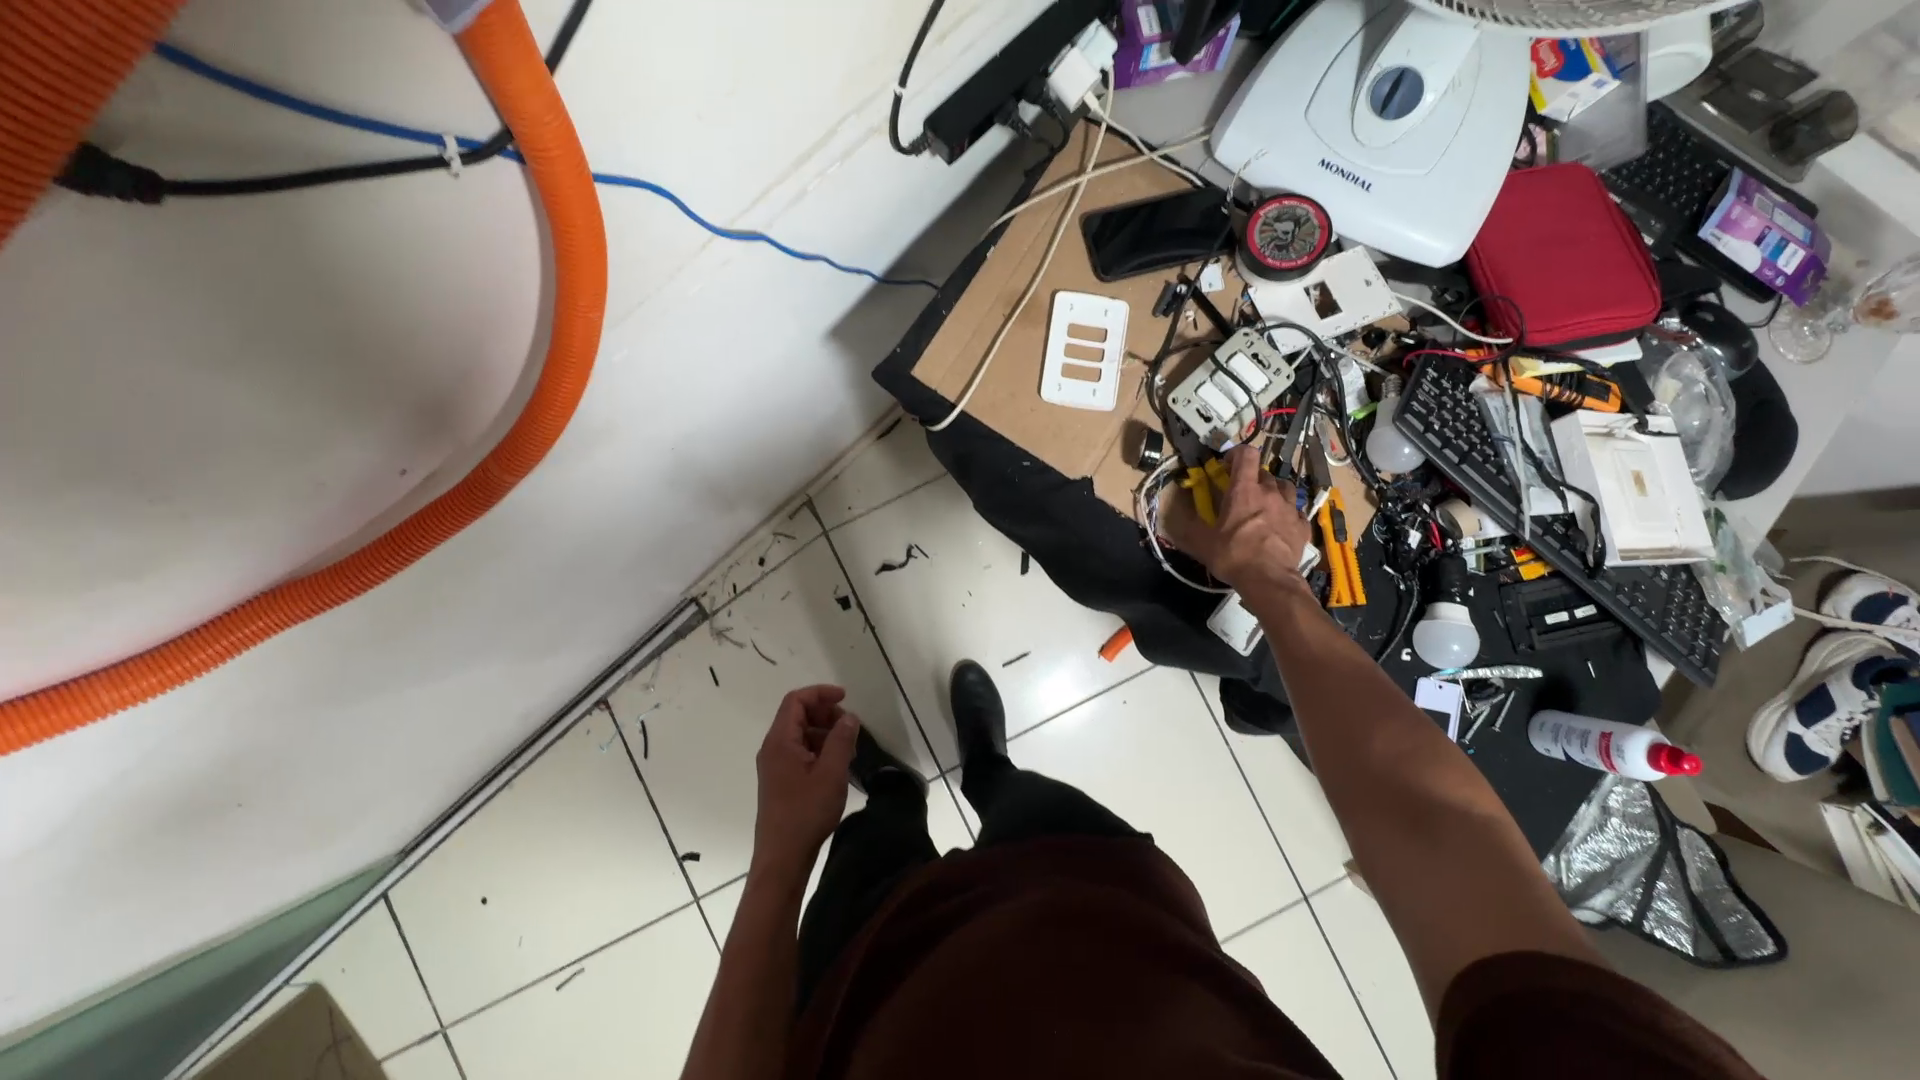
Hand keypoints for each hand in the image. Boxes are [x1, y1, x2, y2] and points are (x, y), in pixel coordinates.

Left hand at [753, 685, 859, 877]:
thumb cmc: (806, 813)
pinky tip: (837, 766)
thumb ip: (841, 740)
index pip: (795, 701)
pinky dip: (819, 750)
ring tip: (848, 749)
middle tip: (851, 728)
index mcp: (779, 741)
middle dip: (825, 714)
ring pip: (800, 735)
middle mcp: (772, 748)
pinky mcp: (780, 781)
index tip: (846, 699)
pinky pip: (799, 752)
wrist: (782, 857)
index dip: (820, 693)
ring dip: (824, 734)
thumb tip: (849, 717)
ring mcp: (774, 766)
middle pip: (797, 716)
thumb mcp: (831, 773)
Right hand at [1163, 444, 1311, 594]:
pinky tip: (1281, 525)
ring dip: (1274, 491)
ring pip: (1285, 487)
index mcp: (1244, 490)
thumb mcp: (1202, 542)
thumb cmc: (1233, 556)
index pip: (1246, 454)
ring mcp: (1290, 508)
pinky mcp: (1302, 525)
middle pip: (1264, 472)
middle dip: (1252, 478)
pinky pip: (1296, 511)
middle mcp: (1270, 493)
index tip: (1227, 465)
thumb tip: (1174, 517)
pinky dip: (1288, 513)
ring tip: (1265, 505)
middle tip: (1242, 494)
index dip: (1237, 453)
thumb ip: (1188, 526)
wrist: (1269, 580)